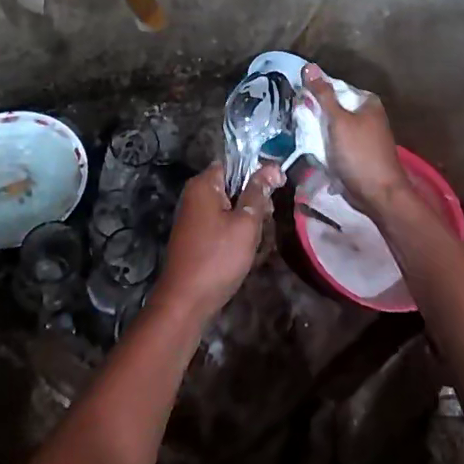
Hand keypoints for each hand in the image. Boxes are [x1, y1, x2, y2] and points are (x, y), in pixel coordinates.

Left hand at [156, 161, 280, 319]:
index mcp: (203, 185)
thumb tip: (271, 167)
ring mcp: (193, 216)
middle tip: (267, 220)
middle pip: (232, 185)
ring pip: (229, 207)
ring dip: (246, 219)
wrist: (186, 299)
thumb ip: (258, 193)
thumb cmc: (218, 257)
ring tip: (258, 238)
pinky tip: (245, 249)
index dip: (258, 172)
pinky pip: (220, 223)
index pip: (234, 164)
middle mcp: (194, 195)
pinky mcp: (195, 235)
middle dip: (253, 200)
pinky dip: (235, 231)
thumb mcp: (245, 223)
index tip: (278, 188)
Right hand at [304, 64, 410, 212]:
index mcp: (368, 103)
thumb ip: (323, 94)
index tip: (298, 101)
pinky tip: (312, 151)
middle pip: (333, 108)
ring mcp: (361, 136)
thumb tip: (309, 66)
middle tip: (297, 120)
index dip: (316, 92)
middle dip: (315, 114)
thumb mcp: (338, 120)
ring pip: (331, 127)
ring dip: (317, 132)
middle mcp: (367, 116)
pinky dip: (324, 147)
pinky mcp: (356, 154)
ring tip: (302, 136)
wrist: (378, 194)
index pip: (335, 87)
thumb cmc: (359, 153)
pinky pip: (334, 144)